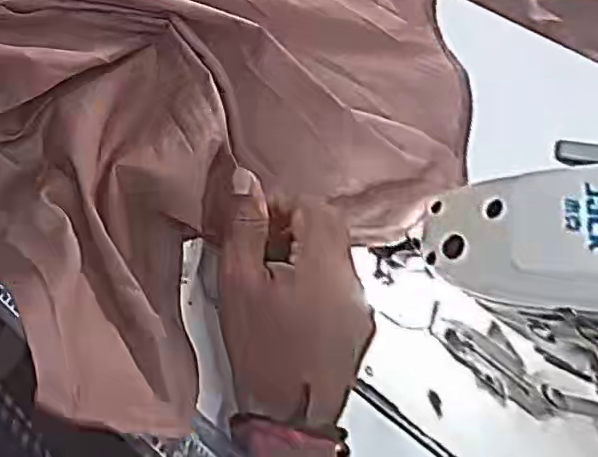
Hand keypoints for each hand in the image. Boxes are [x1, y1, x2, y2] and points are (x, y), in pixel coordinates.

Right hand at [218, 170, 373, 433]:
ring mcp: (359, 308)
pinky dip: (309, 273)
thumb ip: (244, 223)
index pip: (315, 206)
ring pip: (331, 253)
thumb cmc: (262, 349)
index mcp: (327, 268)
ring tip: (263, 270)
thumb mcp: (238, 277)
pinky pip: (334, 280)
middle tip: (254, 241)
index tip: (252, 219)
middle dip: (288, 224)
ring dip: (297, 248)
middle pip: (327, 227)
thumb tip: (246, 181)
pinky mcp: (356, 326)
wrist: (290, 416)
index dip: (279, 202)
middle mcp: (353, 285)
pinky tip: (280, 294)